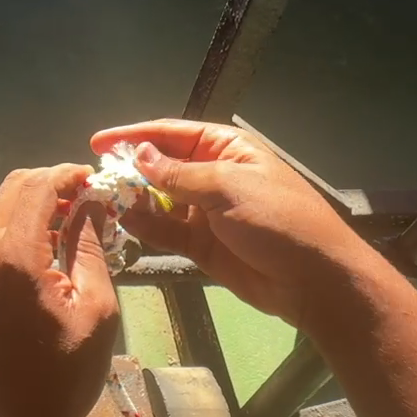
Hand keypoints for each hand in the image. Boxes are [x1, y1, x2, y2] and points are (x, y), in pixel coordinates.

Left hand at [0, 165, 120, 416]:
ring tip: (76, 216)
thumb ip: (91, 247)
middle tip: (88, 196)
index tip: (95, 178)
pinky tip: (53, 238)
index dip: (68, 173)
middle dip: (54, 181)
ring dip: (39, 198)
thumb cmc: (61, 373)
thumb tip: (93, 204)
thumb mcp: (95, 310)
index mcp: (15, 253)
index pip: (39, 185)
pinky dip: (25, 217)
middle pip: (18, 184)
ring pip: (5, 201)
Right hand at [90, 119, 383, 329]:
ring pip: (160, 199)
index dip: (133, 136)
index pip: (169, 133)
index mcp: (223, 147)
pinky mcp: (203, 245)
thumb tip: (138, 154)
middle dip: (131, 169)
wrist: (318, 283)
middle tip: (97, 176)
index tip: (99, 142)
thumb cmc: (277, 219)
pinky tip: (127, 224)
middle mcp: (211, 174)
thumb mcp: (226, 187)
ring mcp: (206, 211)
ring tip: (107, 202)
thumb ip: (177, 173)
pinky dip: (147, 227)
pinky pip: (168, 230)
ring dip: (135, 200)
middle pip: (161, 165)